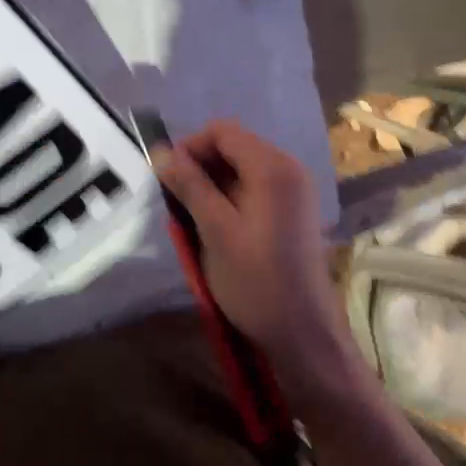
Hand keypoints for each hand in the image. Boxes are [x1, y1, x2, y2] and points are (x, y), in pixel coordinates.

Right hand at [152, 120, 341, 355]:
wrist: (304, 334)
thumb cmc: (256, 282)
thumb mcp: (215, 232)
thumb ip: (190, 187)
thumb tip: (161, 152)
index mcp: (273, 167)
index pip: (223, 131)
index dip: (190, 146)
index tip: (167, 177)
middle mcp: (289, 169)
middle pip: (235, 147)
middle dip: (201, 167)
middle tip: (176, 202)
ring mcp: (295, 191)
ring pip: (242, 169)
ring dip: (213, 186)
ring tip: (192, 220)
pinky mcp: (294, 211)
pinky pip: (256, 189)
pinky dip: (231, 199)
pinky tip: (216, 229)